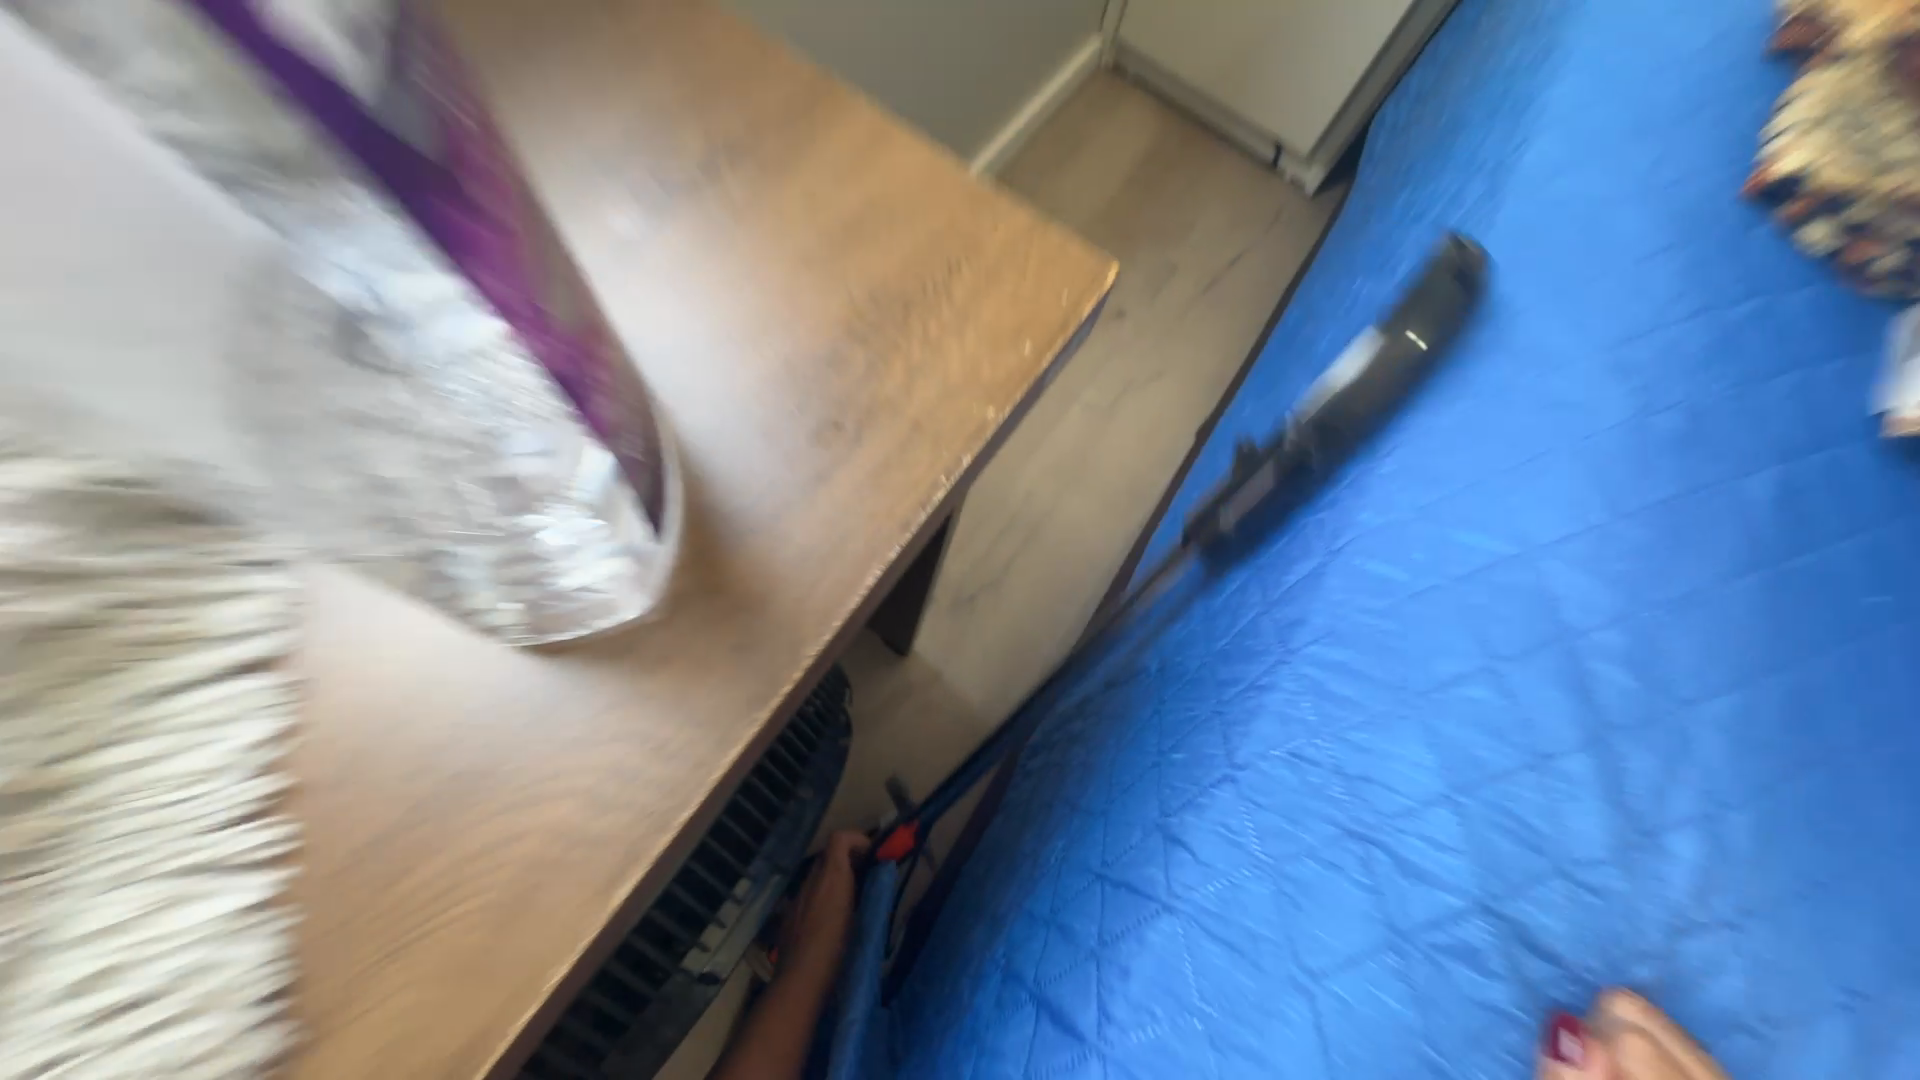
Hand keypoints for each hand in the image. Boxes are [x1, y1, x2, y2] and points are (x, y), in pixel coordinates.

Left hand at [776, 831, 870, 989]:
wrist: (801, 980)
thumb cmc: (838, 948)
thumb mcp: (862, 917)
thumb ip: (869, 893)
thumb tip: (878, 879)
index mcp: (832, 875)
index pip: (839, 838)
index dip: (856, 839)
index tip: (871, 855)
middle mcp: (811, 880)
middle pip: (828, 856)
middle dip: (847, 860)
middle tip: (864, 877)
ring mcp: (797, 897)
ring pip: (817, 876)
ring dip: (833, 879)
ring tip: (848, 901)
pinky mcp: (788, 915)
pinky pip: (807, 895)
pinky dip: (820, 897)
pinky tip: (828, 921)